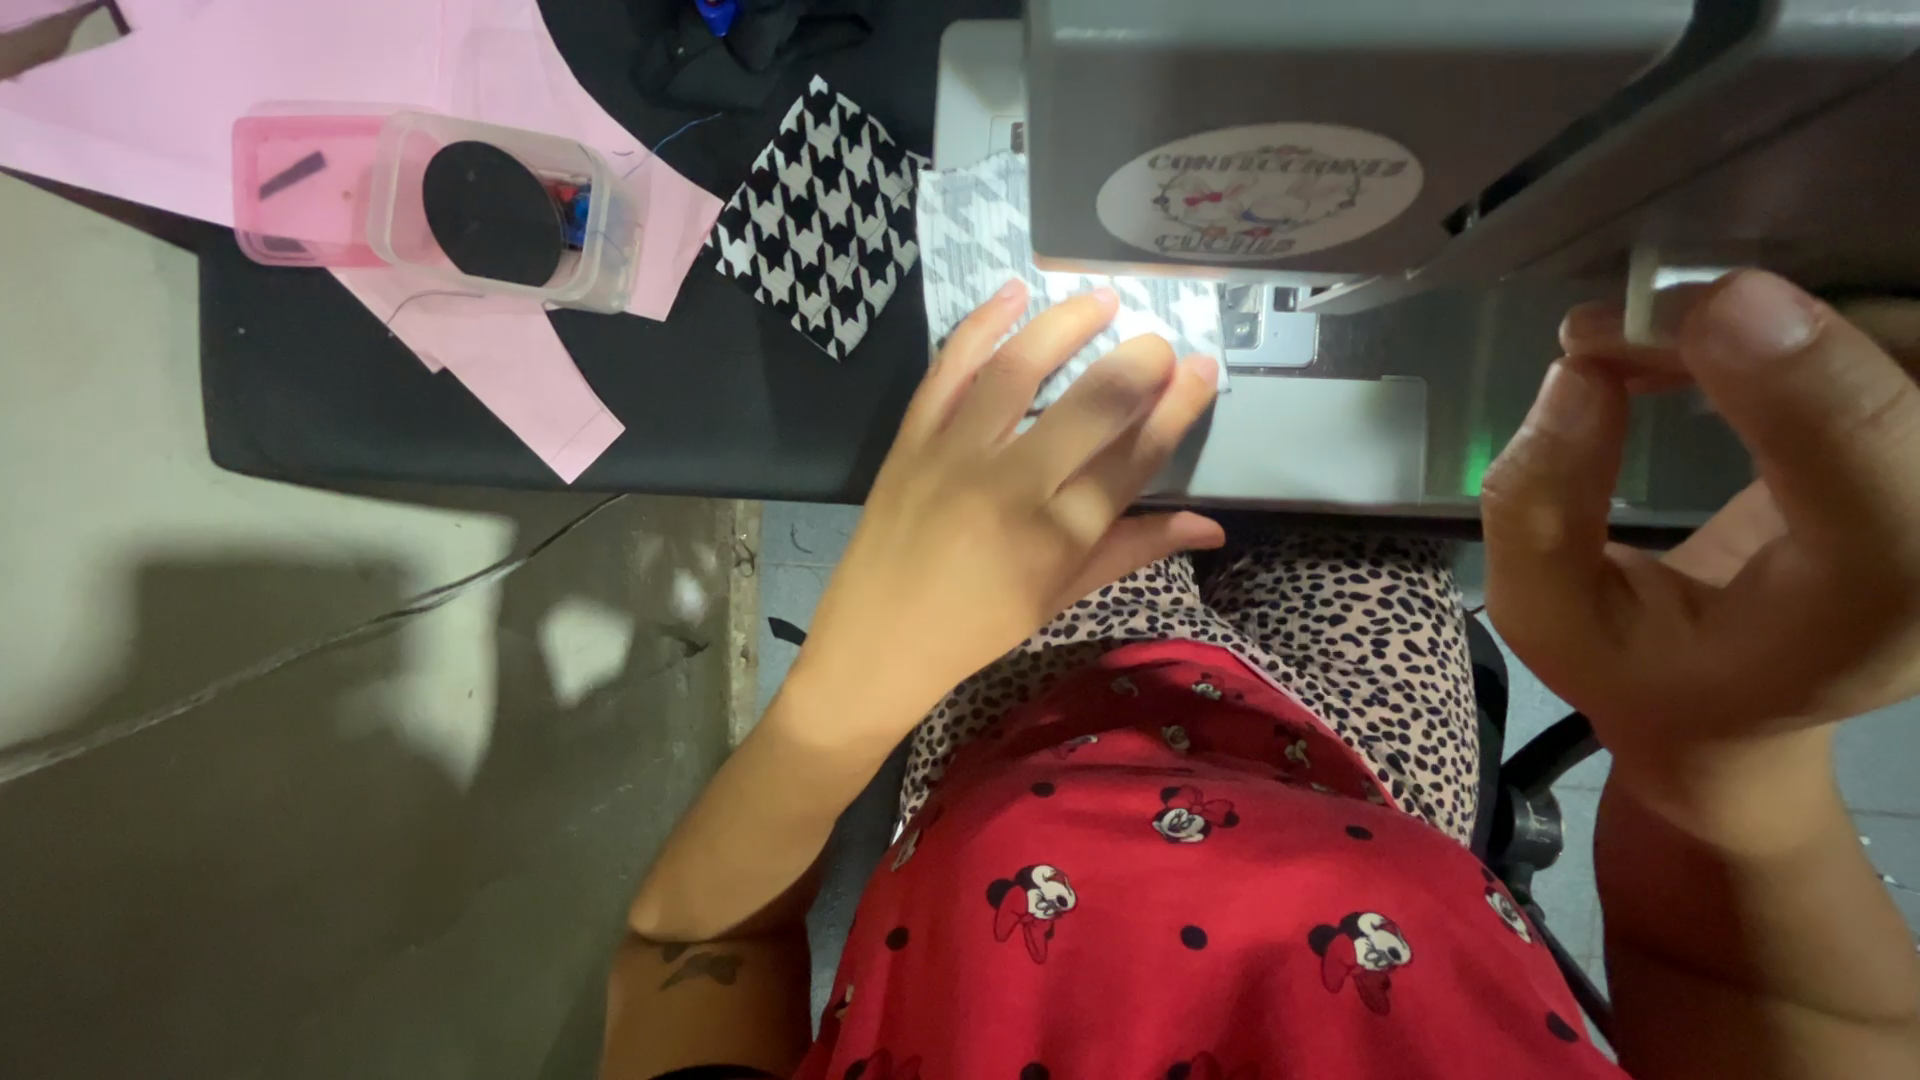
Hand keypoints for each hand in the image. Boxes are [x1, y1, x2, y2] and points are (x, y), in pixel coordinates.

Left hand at [784, 281, 1222, 744]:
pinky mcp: (911, 441)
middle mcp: (1011, 487)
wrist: (877, 641)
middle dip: (1136, 364)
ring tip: (1101, 298)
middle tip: (1158, 344)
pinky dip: (979, 326)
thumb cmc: (977, 630)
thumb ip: (1133, 550)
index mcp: (1056, 538)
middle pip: (1089, 407)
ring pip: (1019, 370)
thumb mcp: (1060, 598)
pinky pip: (947, 370)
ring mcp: (955, 456)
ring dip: (1065, 324)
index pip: (1134, 460)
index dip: (1176, 410)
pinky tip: (1011, 293)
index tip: (1202, 370)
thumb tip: (1212, 527)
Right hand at [1480, 271, 1919, 785]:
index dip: (1809, 386)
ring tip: (1629, 344)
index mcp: (1862, 612)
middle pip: (1913, 382)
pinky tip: (1696, 348)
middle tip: (1606, 332)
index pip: (1882, 483)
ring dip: (1765, 321)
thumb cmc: (1632, 667)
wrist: (1732, 702)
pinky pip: (1897, 347)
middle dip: (1758, 334)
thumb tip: (1580, 371)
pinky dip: (1791, 326)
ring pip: (1909, 342)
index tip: (1708, 308)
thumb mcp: (1540, 608)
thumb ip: (1537, 505)